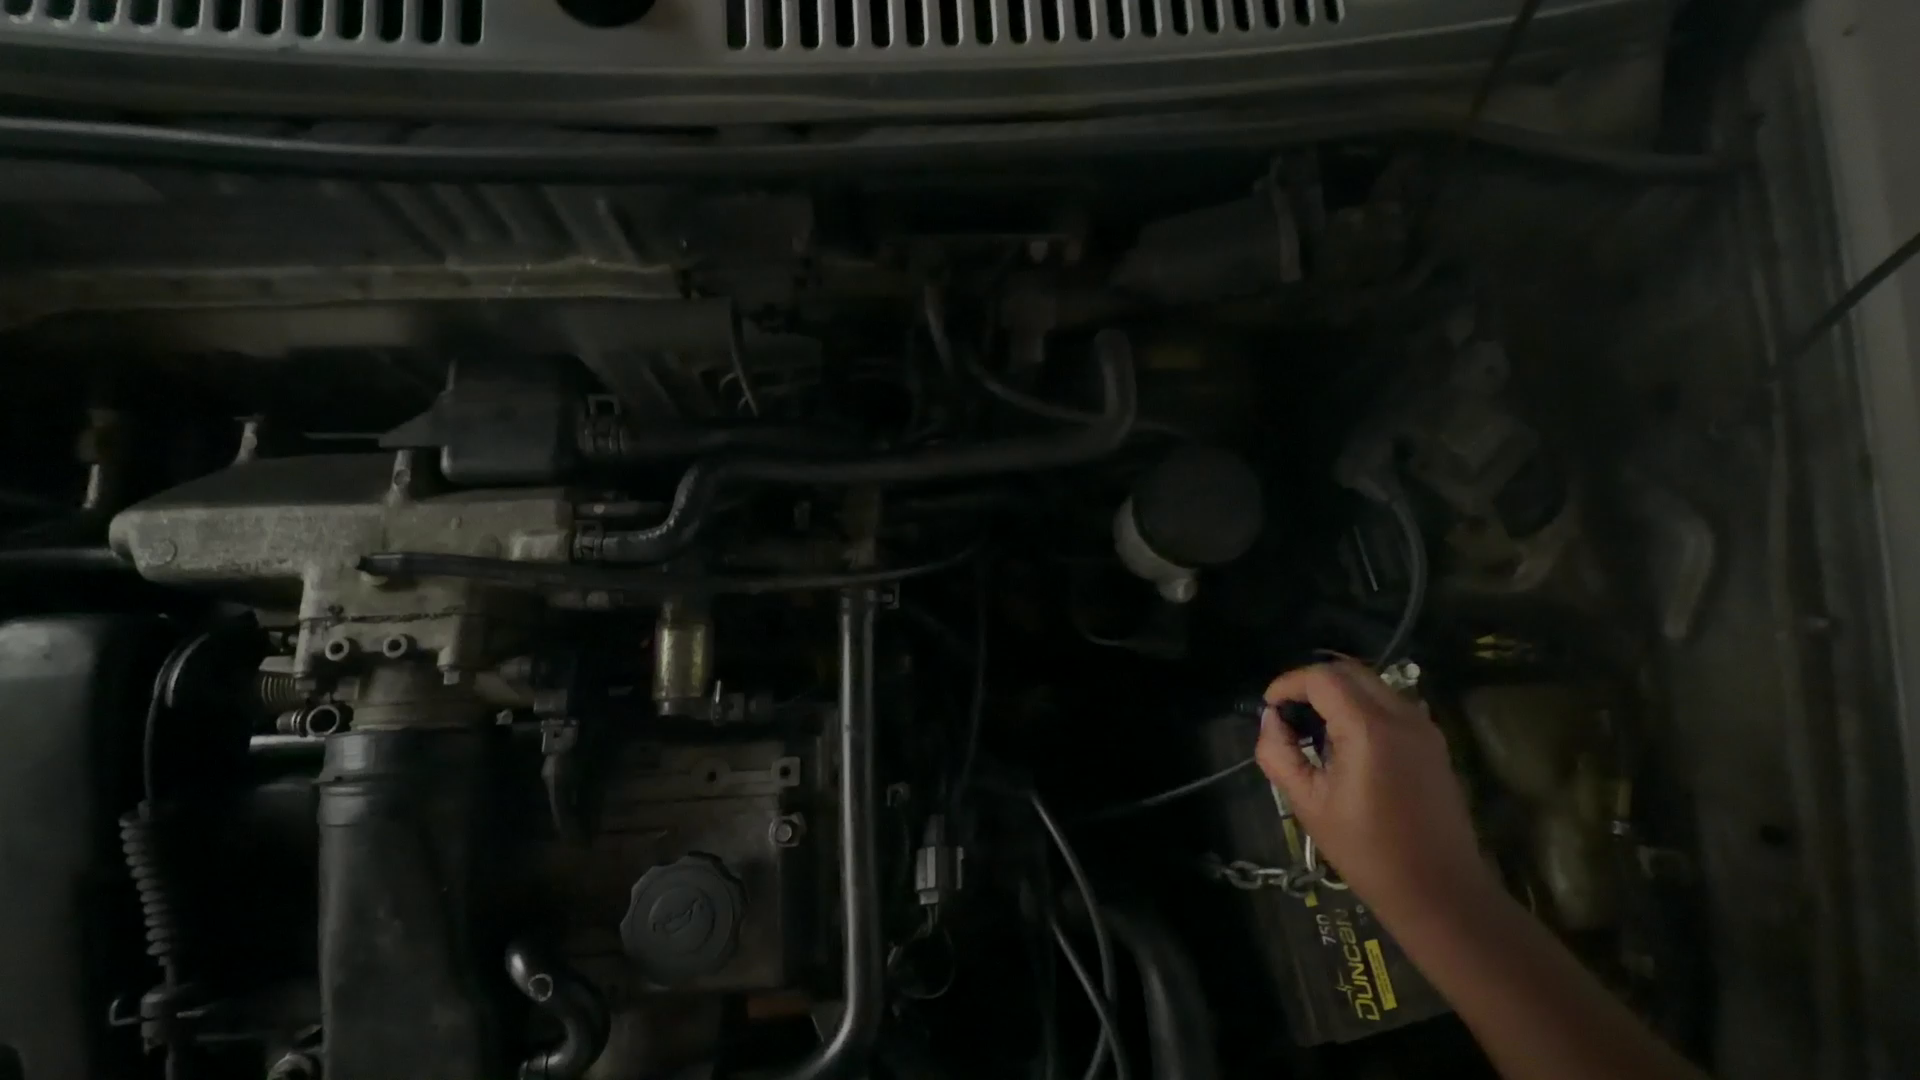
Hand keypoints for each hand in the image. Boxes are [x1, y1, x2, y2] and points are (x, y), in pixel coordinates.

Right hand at [1255, 662, 1493, 920]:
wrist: (1440, 891)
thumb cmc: (1367, 851)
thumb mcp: (1306, 803)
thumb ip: (1279, 753)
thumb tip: (1272, 720)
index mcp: (1368, 730)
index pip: (1322, 678)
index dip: (1288, 684)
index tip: (1269, 708)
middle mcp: (1402, 716)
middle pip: (1348, 671)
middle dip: (1312, 683)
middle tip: (1288, 713)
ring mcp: (1424, 727)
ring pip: (1372, 684)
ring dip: (1338, 693)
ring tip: (1314, 728)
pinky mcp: (1434, 742)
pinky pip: (1390, 704)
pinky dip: (1361, 706)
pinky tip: (1346, 743)